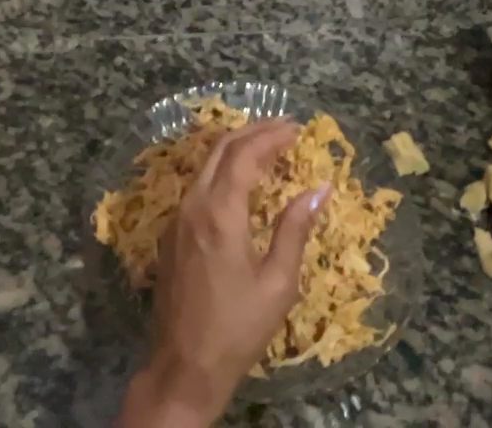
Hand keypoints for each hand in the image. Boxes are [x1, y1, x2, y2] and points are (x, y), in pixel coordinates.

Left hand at [119, 118, 329, 426]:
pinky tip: (242, 179)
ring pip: (206, 165)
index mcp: (219, 213)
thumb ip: (295, 229)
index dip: (271, 136)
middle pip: (221, 149)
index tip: (298, 128)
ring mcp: (177, 217)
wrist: (183, 365)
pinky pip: (198, 185)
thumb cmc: (238, 328)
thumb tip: (320, 189)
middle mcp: (192, 205)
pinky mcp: (171, 232)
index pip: (245, 155)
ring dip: (237, 148)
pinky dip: (223, 170)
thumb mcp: (278, 282)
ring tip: (268, 145)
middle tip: (285, 126)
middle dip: (253, 131)